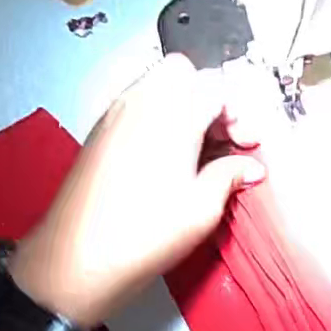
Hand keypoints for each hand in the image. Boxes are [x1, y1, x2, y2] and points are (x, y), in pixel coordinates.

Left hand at [12, 55, 264, 325]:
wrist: (78, 258)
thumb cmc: (148, 232)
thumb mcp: (202, 208)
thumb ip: (230, 176)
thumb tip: (251, 167)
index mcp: (173, 115)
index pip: (214, 88)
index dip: (236, 114)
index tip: (245, 145)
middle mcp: (140, 102)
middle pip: (181, 73)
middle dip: (206, 98)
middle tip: (219, 139)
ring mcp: (114, 114)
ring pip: (156, 85)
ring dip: (182, 107)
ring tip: (195, 153)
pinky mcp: (98, 133)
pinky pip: (135, 106)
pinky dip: (157, 119)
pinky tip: (165, 160)